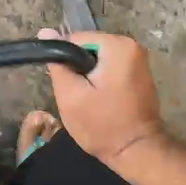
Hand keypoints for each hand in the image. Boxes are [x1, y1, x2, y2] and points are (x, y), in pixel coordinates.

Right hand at [38, 28, 166, 166]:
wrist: (137, 153)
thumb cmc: (102, 125)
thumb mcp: (71, 96)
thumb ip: (58, 63)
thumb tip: (45, 31)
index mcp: (118, 45)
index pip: (76, 39)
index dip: (65, 61)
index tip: (68, 85)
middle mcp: (133, 45)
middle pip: (89, 48)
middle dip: (79, 69)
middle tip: (78, 96)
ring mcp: (139, 60)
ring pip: (99, 59)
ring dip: (90, 76)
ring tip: (89, 100)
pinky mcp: (140, 74)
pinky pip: (111, 68)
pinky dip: (102, 80)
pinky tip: (102, 101)